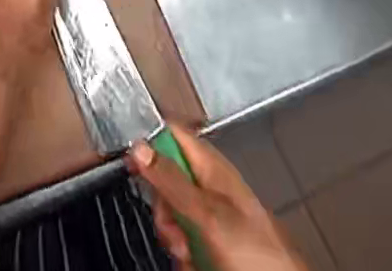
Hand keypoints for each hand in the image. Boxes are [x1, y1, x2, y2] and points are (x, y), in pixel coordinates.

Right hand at [130, 126, 310, 270]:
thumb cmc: (259, 255)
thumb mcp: (206, 213)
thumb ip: (171, 179)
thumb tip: (139, 146)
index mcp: (211, 166)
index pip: (171, 134)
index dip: (149, 143)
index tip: (132, 163)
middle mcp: (209, 187)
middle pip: (164, 182)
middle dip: (163, 210)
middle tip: (176, 227)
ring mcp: (210, 218)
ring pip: (171, 218)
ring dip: (174, 240)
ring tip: (192, 254)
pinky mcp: (211, 246)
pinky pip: (182, 245)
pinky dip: (185, 260)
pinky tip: (199, 266)